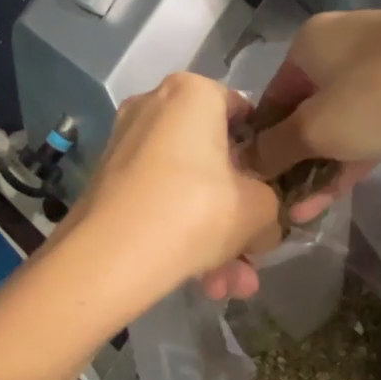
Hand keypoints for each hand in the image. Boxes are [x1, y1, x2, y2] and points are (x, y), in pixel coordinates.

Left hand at [59, 73, 283, 297]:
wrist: (108, 257)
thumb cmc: (195, 212)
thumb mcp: (259, 211)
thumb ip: (273, 207)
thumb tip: (263, 223)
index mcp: (191, 92)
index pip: (244, 114)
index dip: (266, 157)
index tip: (273, 194)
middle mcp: (153, 106)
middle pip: (213, 162)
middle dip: (237, 217)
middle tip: (250, 256)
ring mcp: (126, 143)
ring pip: (187, 190)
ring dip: (214, 239)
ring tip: (228, 287)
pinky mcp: (107, 180)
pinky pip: (159, 201)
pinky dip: (180, 235)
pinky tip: (201, 283)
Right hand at [203, 5, 380, 299]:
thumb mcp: (315, 130)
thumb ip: (276, 149)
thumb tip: (248, 162)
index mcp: (310, 41)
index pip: (272, 96)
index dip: (263, 141)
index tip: (260, 182)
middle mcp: (346, 42)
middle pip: (310, 109)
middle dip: (298, 160)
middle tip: (288, 205)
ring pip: (348, 119)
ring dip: (328, 164)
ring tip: (312, 211)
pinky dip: (363, 152)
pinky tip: (349, 186)